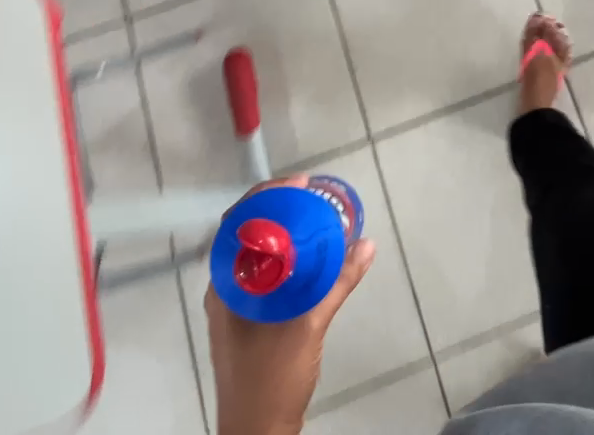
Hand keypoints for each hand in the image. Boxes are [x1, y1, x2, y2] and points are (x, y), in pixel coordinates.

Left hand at [204, 178, 377, 434]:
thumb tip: (367, 244)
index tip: (299, 184)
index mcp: (226, 287)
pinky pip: (268, 273)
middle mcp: (227, 290)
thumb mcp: (308, 327)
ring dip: (284, 231)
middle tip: (312, 194)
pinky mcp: (252, 319)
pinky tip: (314, 257)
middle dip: (278, 209)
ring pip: (258, 254)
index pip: (237, 224)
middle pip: (247, 234)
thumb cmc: (272, 378)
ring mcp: (238, 305)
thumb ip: (337, 284)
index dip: (266, 196)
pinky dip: (289, 257)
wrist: (257, 433)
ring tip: (316, 215)